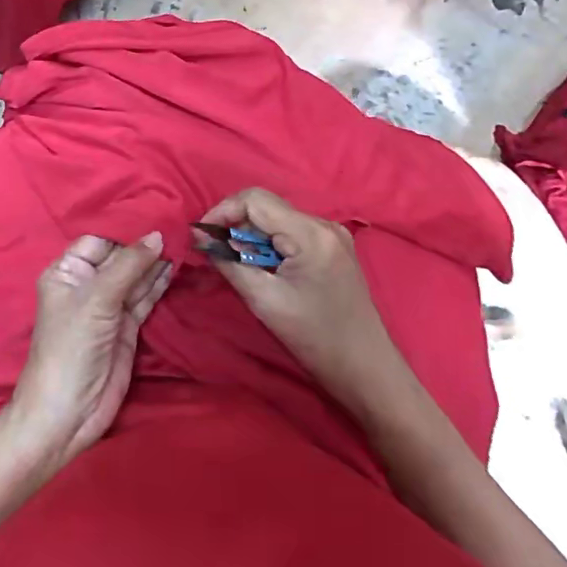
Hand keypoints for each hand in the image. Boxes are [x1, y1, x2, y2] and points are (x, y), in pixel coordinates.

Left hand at [7, 233, 172, 468]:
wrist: (68, 413)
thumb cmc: (71, 348)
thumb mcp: (97, 300)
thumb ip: (129, 266)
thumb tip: (157, 235)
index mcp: (67, 272)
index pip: (100, 239)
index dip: (127, 228)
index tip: (159, 211)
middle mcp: (87, 284)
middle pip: (121, 256)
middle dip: (146, 243)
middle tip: (181, 223)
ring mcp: (108, 306)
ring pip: (136, 276)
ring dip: (157, 262)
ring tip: (184, 240)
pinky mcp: (126, 326)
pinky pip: (145, 297)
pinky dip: (159, 282)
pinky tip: (175, 265)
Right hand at [197, 189, 405, 410]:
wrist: (365, 367)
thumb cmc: (314, 338)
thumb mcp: (264, 300)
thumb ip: (230, 263)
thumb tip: (202, 238)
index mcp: (311, 233)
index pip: (255, 199)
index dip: (222, 212)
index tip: (202, 237)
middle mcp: (324, 223)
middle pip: (267, 206)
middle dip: (235, 225)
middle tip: (215, 254)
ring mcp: (332, 234)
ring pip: (278, 219)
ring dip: (252, 236)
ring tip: (238, 265)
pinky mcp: (334, 247)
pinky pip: (292, 232)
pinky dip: (271, 244)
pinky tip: (264, 269)